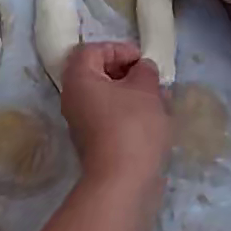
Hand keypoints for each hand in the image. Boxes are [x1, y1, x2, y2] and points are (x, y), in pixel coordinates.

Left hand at [60, 42, 170, 191]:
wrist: (122, 181)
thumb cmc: (131, 127)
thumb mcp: (145, 90)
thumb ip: (145, 72)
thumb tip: (142, 68)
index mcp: (78, 79)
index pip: (92, 50)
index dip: (118, 49)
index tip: (142, 60)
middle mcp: (73, 97)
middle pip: (96, 72)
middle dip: (126, 71)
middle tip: (150, 78)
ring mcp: (80, 121)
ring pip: (105, 96)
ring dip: (130, 93)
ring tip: (157, 99)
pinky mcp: (93, 141)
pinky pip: (108, 115)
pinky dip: (127, 111)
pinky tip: (152, 119)